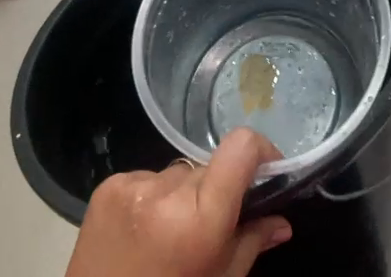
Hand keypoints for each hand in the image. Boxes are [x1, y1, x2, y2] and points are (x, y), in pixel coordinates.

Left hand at [67, 128, 292, 276]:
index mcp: (200, 218)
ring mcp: (134, 186)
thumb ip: (252, 243)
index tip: (266, 171)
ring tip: (168, 234)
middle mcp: (167, 192)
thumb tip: (282, 221)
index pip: (241, 147)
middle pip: (209, 166)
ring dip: (181, 194)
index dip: (260, 151)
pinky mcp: (108, 185)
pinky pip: (147, 178)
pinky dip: (152, 197)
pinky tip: (141, 232)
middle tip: (209, 224)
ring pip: (178, 172)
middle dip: (215, 189)